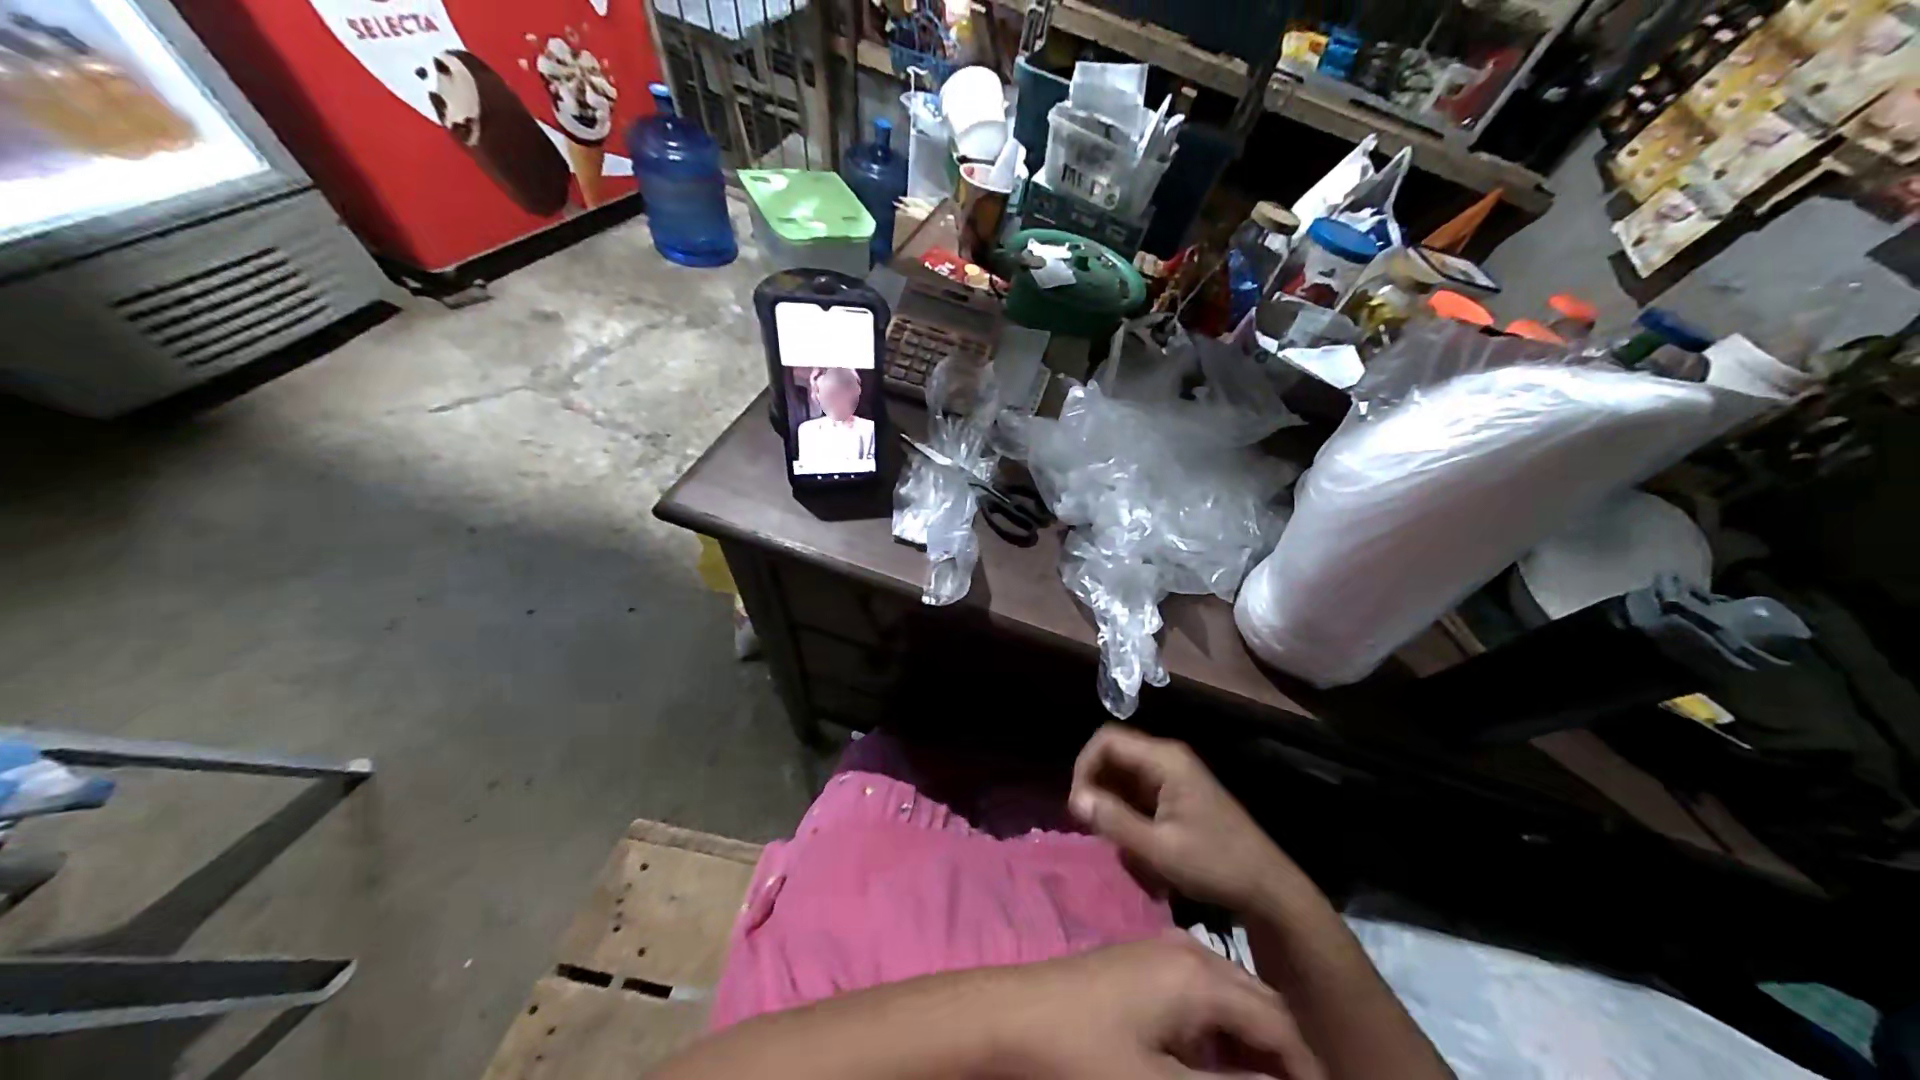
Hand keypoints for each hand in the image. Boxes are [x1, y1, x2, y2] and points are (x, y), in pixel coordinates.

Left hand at [993, 936, 1323, 1079]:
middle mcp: (1188, 951)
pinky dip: (1220, 1024)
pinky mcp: (1142, 960)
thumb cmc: (1085, 1053)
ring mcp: (1162, 949)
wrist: (1014, 1015)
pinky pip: (1201, 989)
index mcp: (1200, 976)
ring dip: (1252, 1038)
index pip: (1278, 1023)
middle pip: (1259, 1001)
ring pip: (1230, 993)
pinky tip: (1217, 1058)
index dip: (1306, 1069)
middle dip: (1283, 1052)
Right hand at [1070, 725, 1293, 913]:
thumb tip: (1075, 800)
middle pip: (1114, 754)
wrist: (1267, 887)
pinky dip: (1124, 808)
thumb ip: (1114, 821)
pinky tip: (1126, 837)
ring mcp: (1175, 775)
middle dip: (1095, 785)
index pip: (1106, 741)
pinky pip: (1138, 789)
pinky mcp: (1178, 794)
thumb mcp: (1158, 848)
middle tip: (1088, 823)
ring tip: (1105, 833)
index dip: (1084, 767)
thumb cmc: (1214, 865)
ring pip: (1124, 773)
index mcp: (1165, 760)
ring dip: (1108, 799)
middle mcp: (1168, 758)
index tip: (1078, 806)